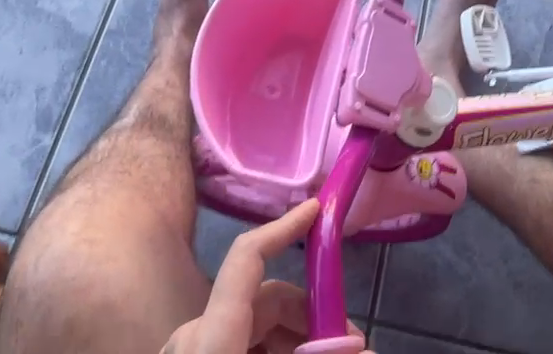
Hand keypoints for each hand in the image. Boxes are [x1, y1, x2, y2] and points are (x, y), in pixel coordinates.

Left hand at [162, 200, 368, 353]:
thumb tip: (359, 345)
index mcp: (209, 337)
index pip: (248, 258)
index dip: (284, 228)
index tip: (320, 212)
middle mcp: (193, 338)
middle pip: (263, 300)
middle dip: (310, 315)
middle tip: (349, 346)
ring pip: (254, 330)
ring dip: (296, 341)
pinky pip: (238, 350)